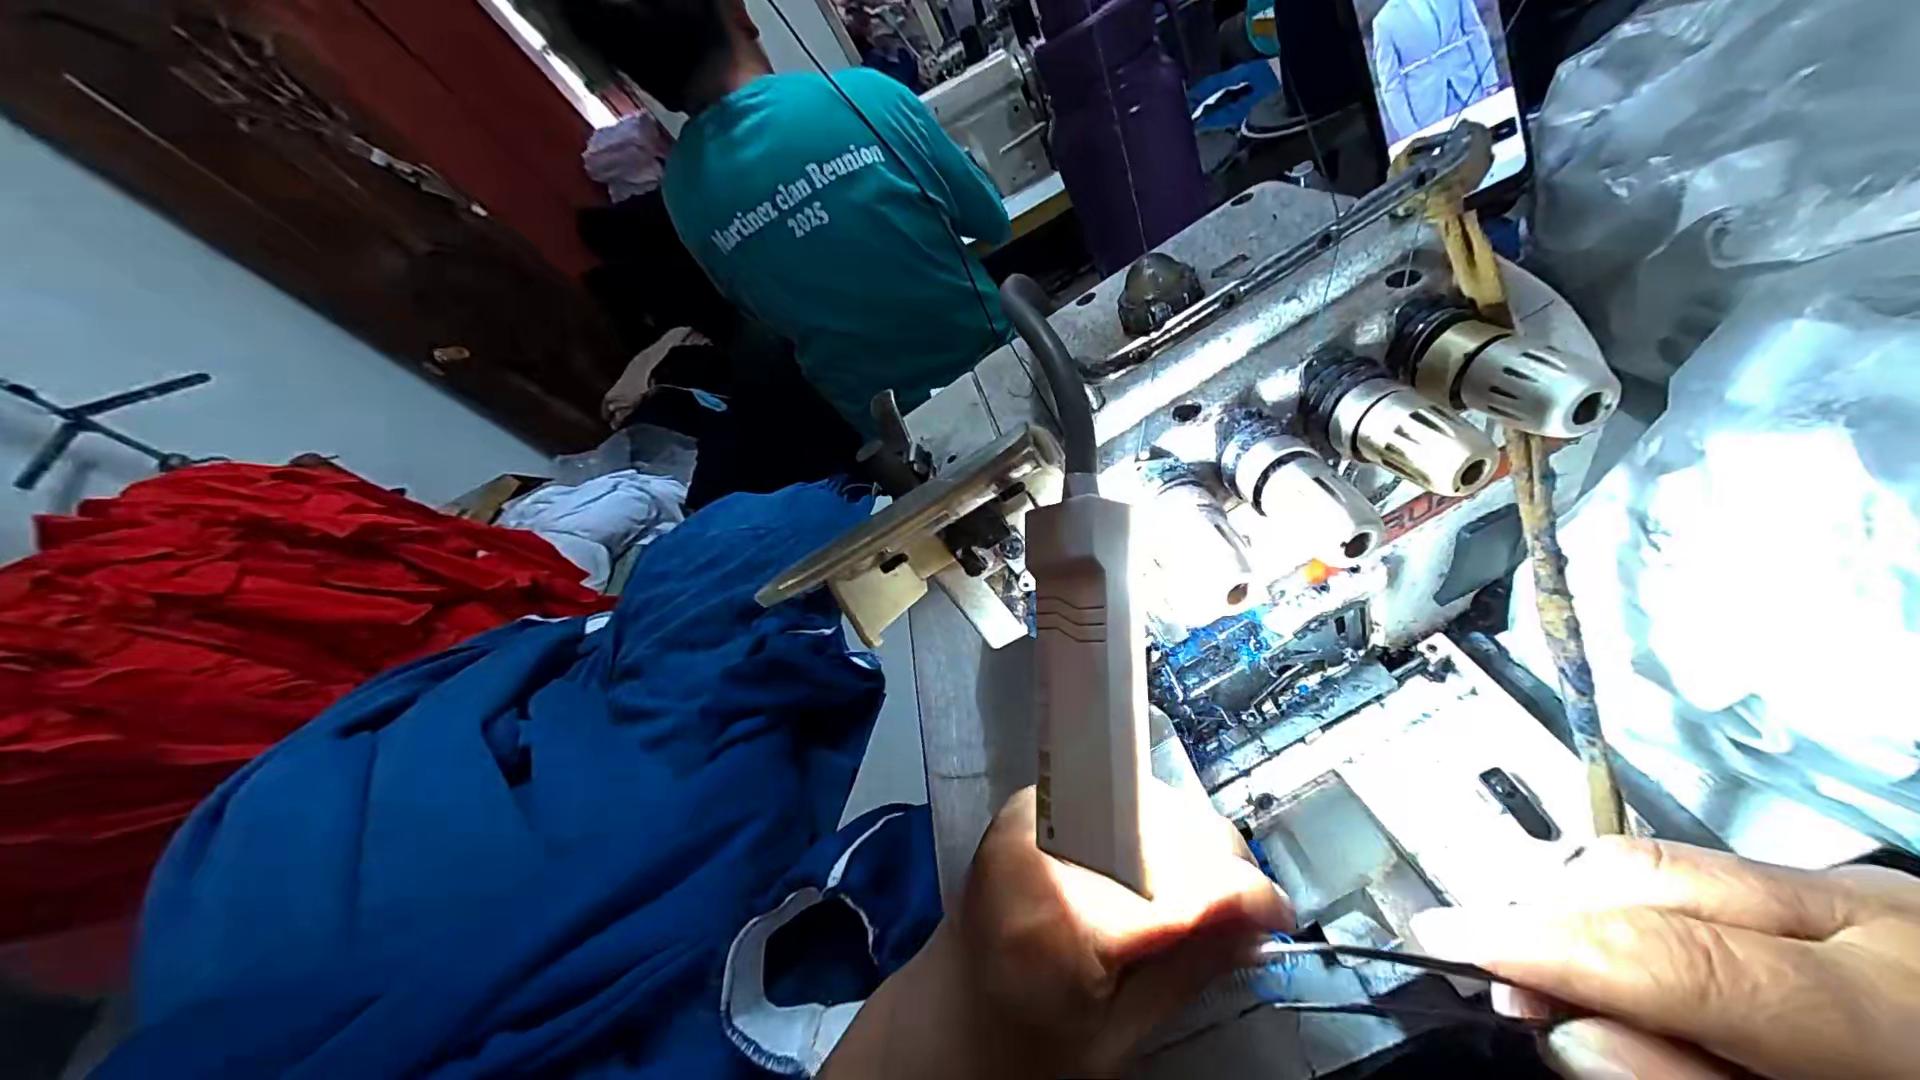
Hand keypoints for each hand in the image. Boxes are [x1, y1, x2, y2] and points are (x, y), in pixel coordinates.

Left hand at [821, 783, 1291, 1078]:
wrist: (945, 1012)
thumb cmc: (1025, 1044)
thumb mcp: (1116, 1034)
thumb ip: (1188, 967)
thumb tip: (1259, 923)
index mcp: (1061, 918)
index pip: (1175, 883)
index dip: (1239, 890)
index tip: (1278, 911)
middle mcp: (1041, 848)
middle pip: (1159, 825)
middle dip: (1215, 858)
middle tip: (1244, 902)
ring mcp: (1028, 815)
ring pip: (1137, 800)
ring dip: (1183, 837)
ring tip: (1205, 885)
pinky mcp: (1026, 803)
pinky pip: (1108, 798)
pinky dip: (1145, 825)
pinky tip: (1157, 863)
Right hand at [1409, 836, 1919, 1079]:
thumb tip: (1570, 1036)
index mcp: (1902, 1018)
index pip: (1675, 956)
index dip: (1541, 944)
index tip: (1444, 939)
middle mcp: (1881, 922)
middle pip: (1643, 872)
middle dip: (1543, 914)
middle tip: (1496, 971)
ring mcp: (1863, 891)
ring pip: (1655, 858)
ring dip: (1575, 904)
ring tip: (1550, 964)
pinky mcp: (1848, 887)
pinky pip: (1691, 871)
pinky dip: (1627, 903)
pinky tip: (1618, 948)